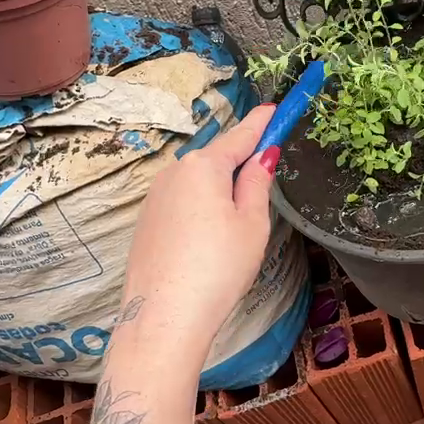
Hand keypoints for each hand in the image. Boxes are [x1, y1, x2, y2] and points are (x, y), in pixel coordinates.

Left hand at [118, 105, 278, 350]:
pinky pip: (182, 202)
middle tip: (265, 184)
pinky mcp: (147, 221)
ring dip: (220, 191)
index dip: (263, 123)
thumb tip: (263, 154)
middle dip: (240, 164)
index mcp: (204, 166)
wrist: (165, 316)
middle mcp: (174, 172)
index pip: (241, 135)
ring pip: (198, 183)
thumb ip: (257, 183)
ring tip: (237, 228)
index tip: (276, 107)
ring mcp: (155, 197)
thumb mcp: (252, 223)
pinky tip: (209, 240)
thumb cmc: (219, 268)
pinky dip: (201, 208)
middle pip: (217, 159)